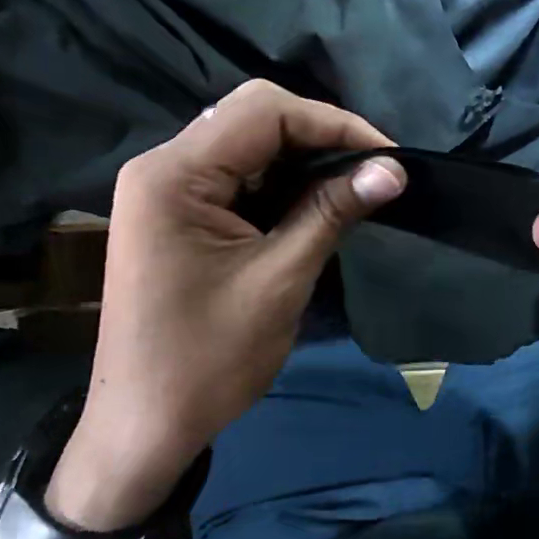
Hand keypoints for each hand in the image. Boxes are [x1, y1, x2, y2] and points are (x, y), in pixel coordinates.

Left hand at [49, 81, 406, 527]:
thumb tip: (394, 170)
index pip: (264, 111)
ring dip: (305, 163)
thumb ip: (333, 212)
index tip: (388, 159)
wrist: (145, 427)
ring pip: (249, 147)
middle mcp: (164, 168)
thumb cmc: (208, 360)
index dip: (334, 124)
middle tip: (373, 172)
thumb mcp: (280, 279)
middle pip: (254, 119)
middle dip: (321, 138)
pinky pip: (239, 180)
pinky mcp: (179, 216)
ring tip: (355, 188)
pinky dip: (283, 187)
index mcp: (174, 174)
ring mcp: (167, 192)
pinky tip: (317, 206)